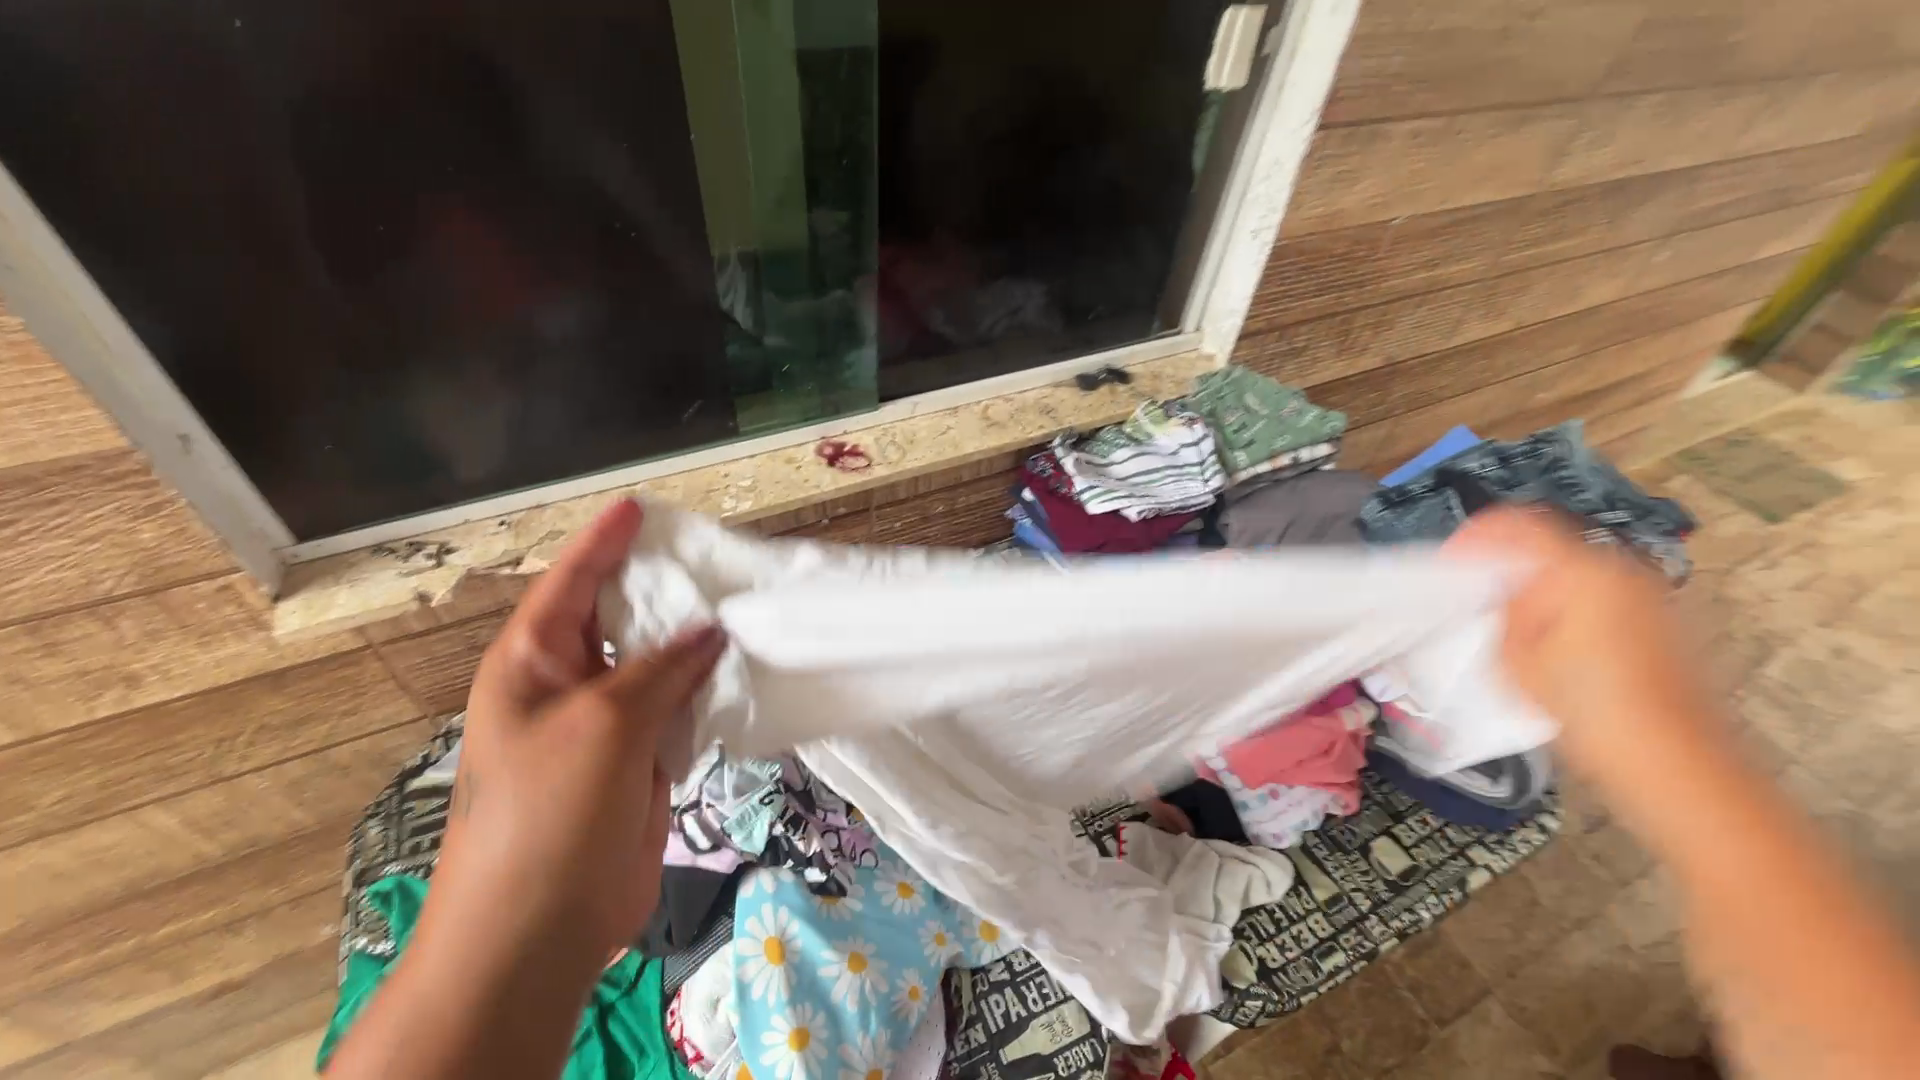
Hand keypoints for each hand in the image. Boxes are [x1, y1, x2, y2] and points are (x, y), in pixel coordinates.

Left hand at [428, 499, 725, 964]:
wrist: (540, 926)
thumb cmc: (548, 811)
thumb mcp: (602, 723)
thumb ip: (660, 670)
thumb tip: (710, 631)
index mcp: (532, 662)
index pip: (570, 583)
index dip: (604, 543)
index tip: (640, 506)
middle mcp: (566, 684)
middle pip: (617, 619)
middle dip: (658, 587)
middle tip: (712, 554)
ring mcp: (605, 725)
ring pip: (654, 665)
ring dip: (691, 640)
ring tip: (740, 601)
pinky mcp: (639, 760)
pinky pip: (676, 708)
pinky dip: (705, 688)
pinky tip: (741, 667)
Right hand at [1448, 507, 1727, 782]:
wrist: (1678, 767)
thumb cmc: (1590, 713)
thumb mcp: (1518, 660)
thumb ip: (1502, 611)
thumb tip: (1497, 591)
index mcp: (1583, 571)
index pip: (1518, 525)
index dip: (1476, 537)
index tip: (1451, 561)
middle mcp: (1623, 571)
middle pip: (1549, 548)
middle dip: (1507, 568)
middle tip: (1475, 599)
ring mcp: (1650, 597)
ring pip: (1574, 574)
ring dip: (1537, 589)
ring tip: (1510, 627)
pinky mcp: (1663, 624)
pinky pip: (1600, 598)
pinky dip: (1567, 607)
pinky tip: (1550, 647)